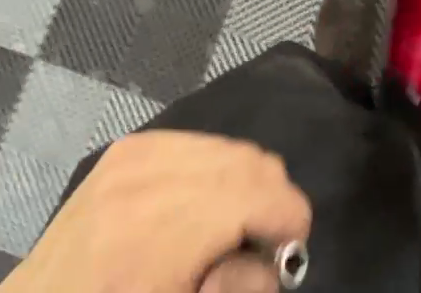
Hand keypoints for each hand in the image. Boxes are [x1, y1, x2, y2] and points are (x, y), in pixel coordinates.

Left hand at [0, 130, 312, 292]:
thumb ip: (239, 289)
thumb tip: (268, 257)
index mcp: (158, 232)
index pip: (259, 191)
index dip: (291, 220)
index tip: (288, 254)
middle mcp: (148, 175)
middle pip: (252, 162)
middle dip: (271, 203)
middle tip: (259, 249)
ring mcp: (135, 152)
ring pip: (232, 148)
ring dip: (245, 186)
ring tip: (228, 230)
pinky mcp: (129, 146)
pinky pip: (201, 142)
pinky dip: (216, 171)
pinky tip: (199, 207)